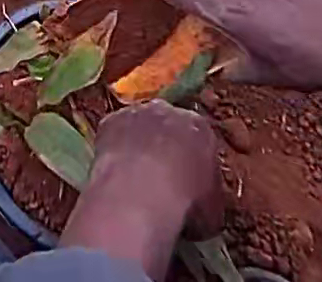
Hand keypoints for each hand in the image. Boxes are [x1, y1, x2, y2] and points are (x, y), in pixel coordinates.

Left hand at [61, 100, 222, 277]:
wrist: (142, 190)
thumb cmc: (185, 202)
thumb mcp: (212, 210)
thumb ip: (207, 197)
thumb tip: (199, 206)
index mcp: (198, 127)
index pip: (199, 139)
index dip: (193, 162)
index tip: (190, 183)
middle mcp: (166, 111)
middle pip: (167, 126)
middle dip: (165, 147)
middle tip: (161, 179)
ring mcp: (134, 112)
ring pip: (137, 126)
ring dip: (137, 146)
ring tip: (136, 180)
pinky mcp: (109, 121)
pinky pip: (114, 134)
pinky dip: (115, 150)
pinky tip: (116, 175)